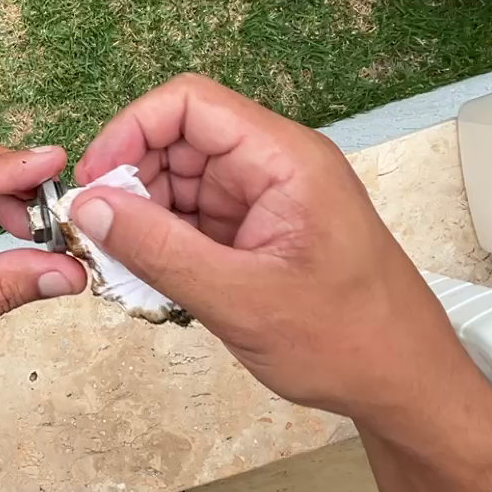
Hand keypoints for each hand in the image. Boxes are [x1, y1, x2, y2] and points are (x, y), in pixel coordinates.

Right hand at [71, 74, 480, 426]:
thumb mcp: (240, 299)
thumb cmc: (345, 342)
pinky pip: (188, 217)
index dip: (130, 130)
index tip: (93, 183)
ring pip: (176, 182)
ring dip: (140, 218)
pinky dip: (159, 242)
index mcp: (283, 159)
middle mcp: (270, 166)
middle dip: (128, 182)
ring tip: (121, 266)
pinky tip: (148, 277)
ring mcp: (260, 198)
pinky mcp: (251, 230)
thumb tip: (88, 207)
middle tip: (98, 236)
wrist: (404, 387)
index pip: (189, 104)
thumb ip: (157, 250)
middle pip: (176, 142)